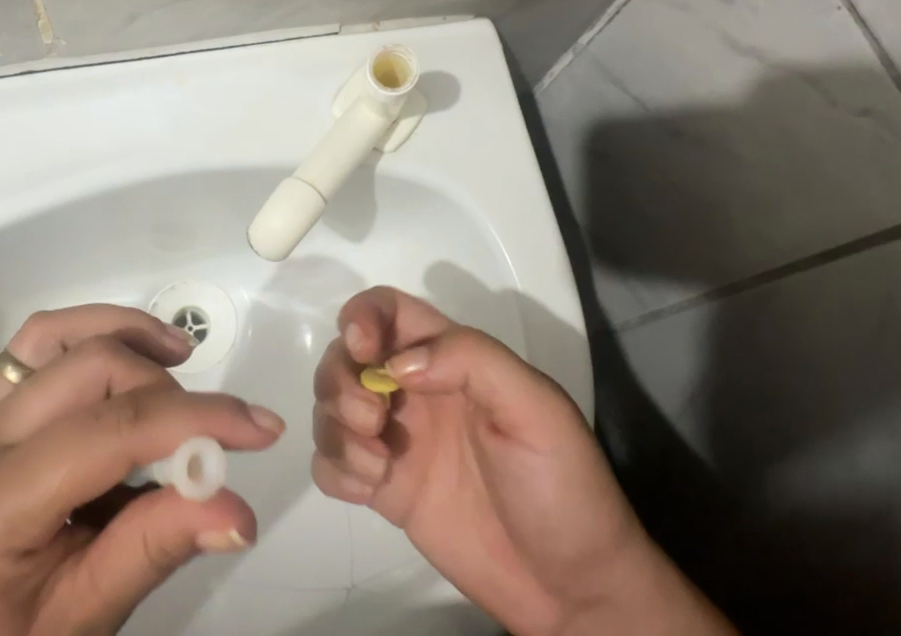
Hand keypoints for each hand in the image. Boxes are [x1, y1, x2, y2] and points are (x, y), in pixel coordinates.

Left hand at [0, 305, 286, 635]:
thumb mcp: (87, 615)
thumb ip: (157, 548)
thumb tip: (240, 509)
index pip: (112, 430)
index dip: (194, 419)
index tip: (262, 429)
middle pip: (90, 368)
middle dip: (170, 390)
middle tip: (219, 436)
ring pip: (56, 334)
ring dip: (126, 334)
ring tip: (183, 358)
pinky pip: (38, 347)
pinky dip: (93, 335)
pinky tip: (133, 361)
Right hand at [312, 288, 731, 635]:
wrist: (570, 588)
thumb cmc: (562, 485)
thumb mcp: (535, 408)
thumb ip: (471, 361)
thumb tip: (396, 363)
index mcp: (454, 360)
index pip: (391, 312)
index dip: (363, 316)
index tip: (363, 351)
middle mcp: (418, 393)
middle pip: (347, 358)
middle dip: (342, 381)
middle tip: (373, 420)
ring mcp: (398, 441)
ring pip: (331, 408)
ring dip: (337, 428)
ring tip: (378, 465)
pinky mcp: (385, 489)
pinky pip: (330, 463)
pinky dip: (335, 468)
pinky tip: (370, 489)